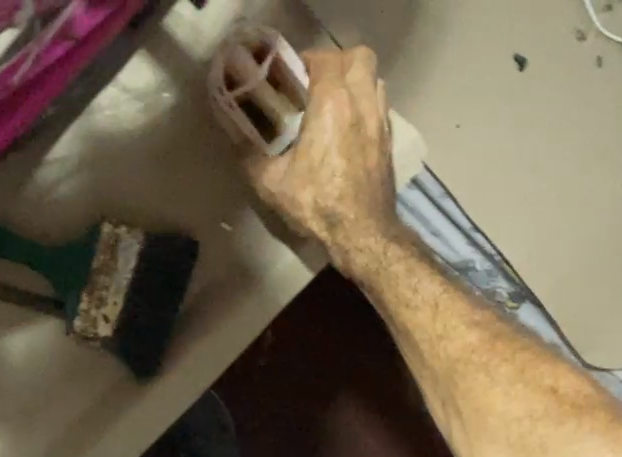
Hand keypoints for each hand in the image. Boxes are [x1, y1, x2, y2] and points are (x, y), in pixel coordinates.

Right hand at [243, 46, 403, 278]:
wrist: (362, 233)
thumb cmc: (317, 205)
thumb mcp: (271, 184)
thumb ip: (250, 155)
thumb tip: (233, 136)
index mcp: (332, 103)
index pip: (324, 58)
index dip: (305, 61)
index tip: (290, 76)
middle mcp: (361, 103)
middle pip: (358, 57)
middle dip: (337, 63)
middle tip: (315, 83)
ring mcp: (380, 122)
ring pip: (374, 79)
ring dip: (354, 81)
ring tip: (333, 103)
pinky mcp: (388, 142)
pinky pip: (379, 106)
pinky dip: (364, 106)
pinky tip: (347, 129)